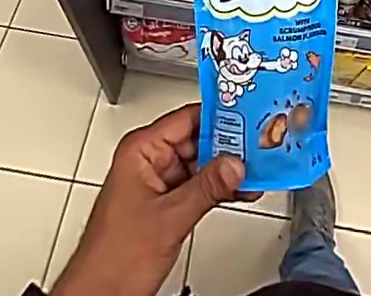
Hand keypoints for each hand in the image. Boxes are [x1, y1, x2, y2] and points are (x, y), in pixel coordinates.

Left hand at [52, 104, 255, 295]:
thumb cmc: (113, 258)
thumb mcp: (169, 217)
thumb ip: (206, 188)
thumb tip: (234, 164)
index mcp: (141, 149)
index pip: (186, 118)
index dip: (217, 115)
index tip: (245, 114)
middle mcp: (149, 159)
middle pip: (196, 139)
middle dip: (227, 145)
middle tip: (257, 145)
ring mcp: (158, 180)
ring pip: (200, 163)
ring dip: (226, 169)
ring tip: (255, 169)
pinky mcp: (165, 201)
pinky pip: (197, 184)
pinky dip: (217, 188)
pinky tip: (239, 190)